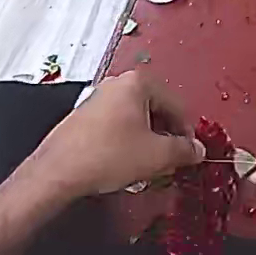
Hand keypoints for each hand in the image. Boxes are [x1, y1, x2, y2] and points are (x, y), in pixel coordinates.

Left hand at [25, 71, 204, 199]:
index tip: (190, 152)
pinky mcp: (85, 117)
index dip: (187, 133)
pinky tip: (126, 164)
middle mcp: (117, 84)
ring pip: (136, 120)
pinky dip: (127, 142)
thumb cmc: (108, 155)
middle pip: (155, 110)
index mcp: (137, 83)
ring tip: (149, 166)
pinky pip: (117, 126)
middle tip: (170, 161)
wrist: (58, 171)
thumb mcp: (157, 155)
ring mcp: (98, 99)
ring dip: (148, 142)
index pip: (176, 106)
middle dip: (166, 137)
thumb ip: (184, 150)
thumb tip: (197, 150)